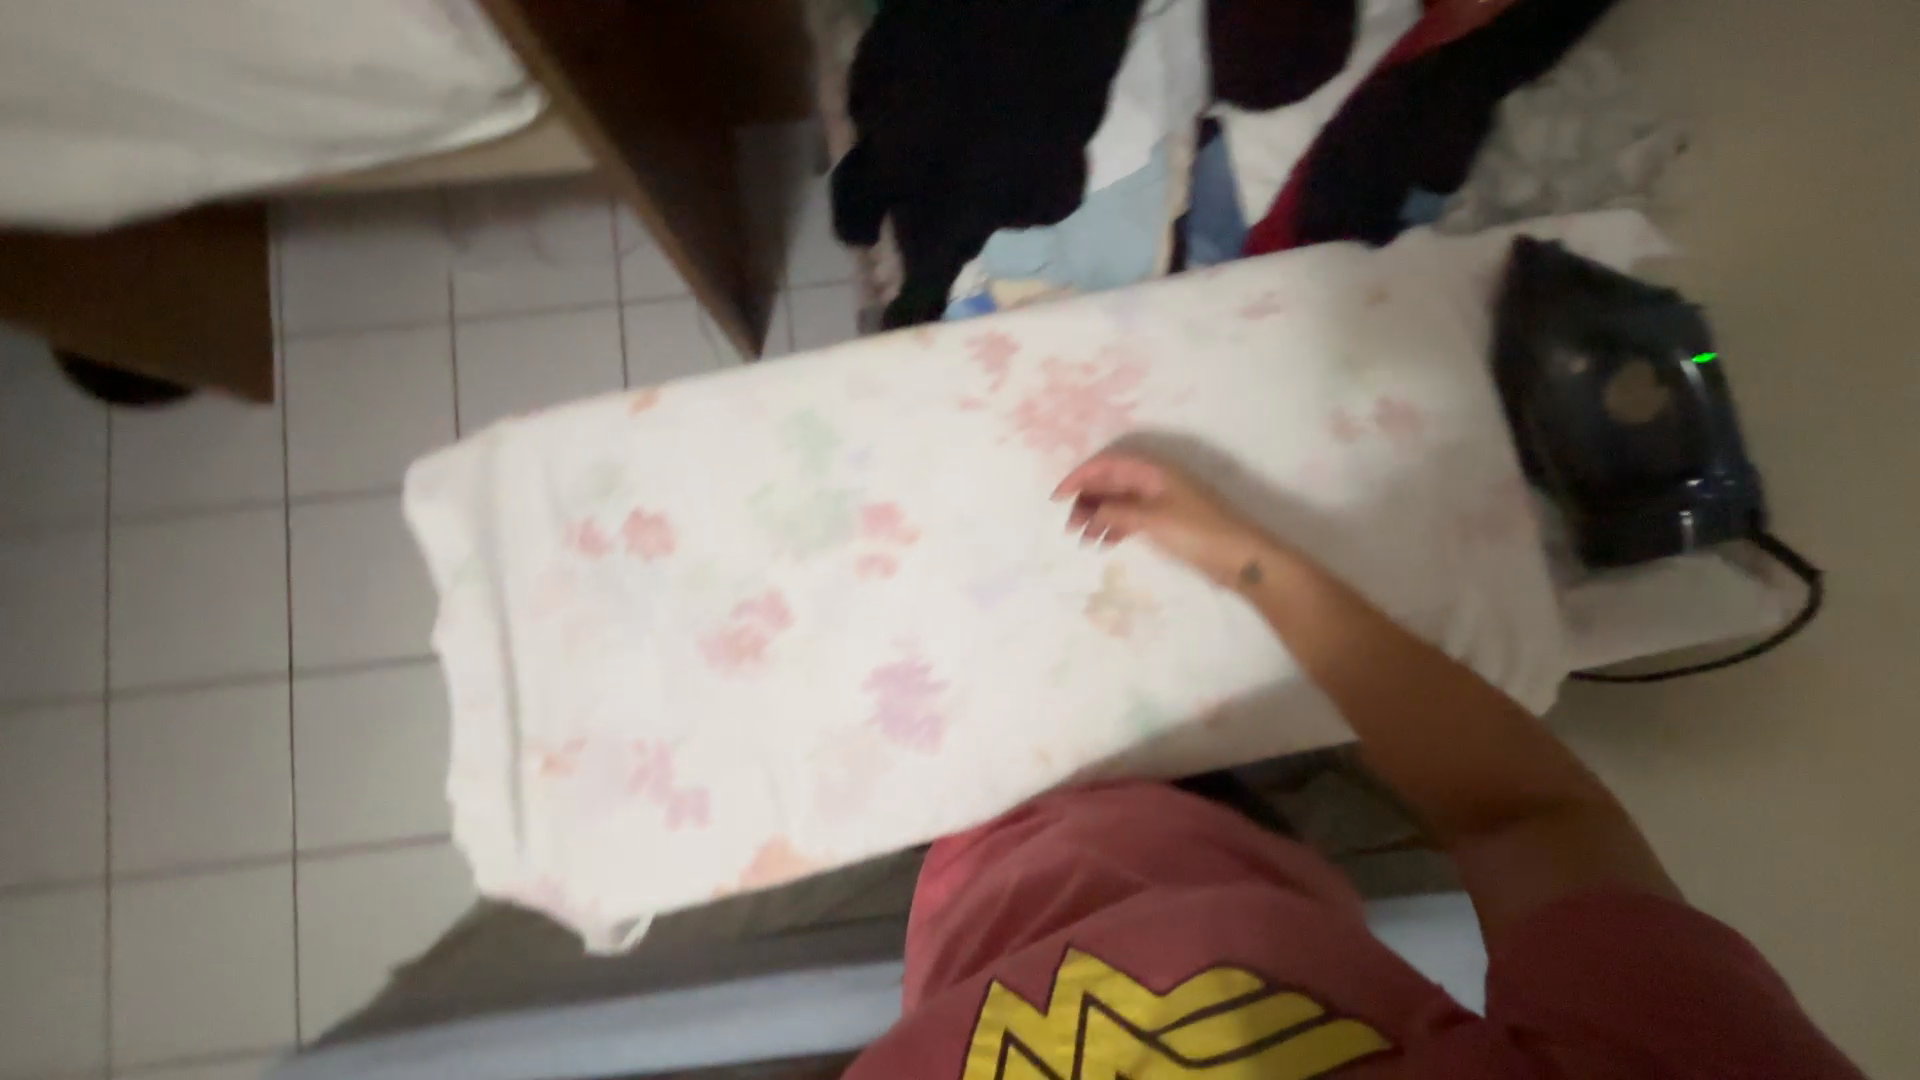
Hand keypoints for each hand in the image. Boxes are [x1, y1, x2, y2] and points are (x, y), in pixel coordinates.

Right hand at [1052, 452, 1276, 588]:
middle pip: (1111, 482)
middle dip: (1086, 499)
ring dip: (1098, 515)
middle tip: (1069, 525)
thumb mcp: (1152, 520)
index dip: (1080, 477)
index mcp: (1154, 470)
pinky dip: (1114, 527)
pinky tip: (1103, 543)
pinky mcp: (1166, 521)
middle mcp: (1156, 480)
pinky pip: (1131, 517)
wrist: (1242, 558)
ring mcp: (1161, 501)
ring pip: (1119, 501)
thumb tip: (1086, 511)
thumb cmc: (1199, 532)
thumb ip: (1115, 513)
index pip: (1108, 464)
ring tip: (1082, 538)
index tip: (1058, 498)